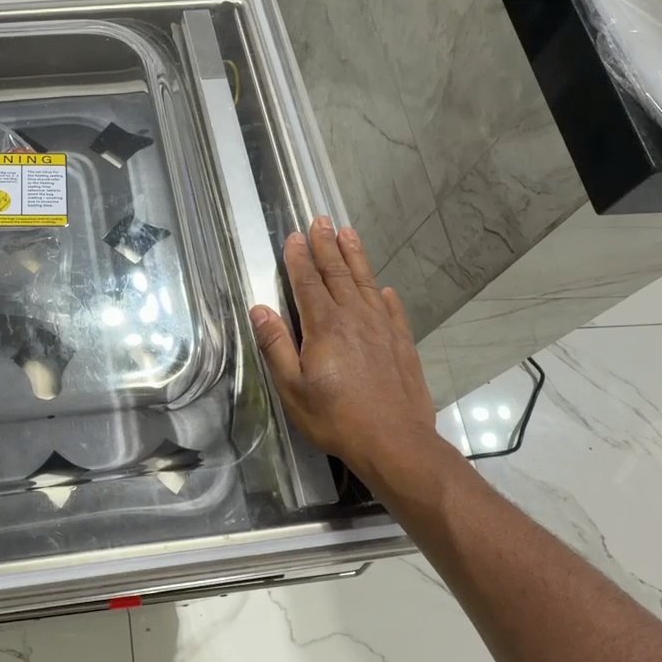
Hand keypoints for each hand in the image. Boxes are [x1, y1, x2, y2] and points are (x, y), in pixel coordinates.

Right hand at [250, 218, 462, 504]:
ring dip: (354, 257)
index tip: (294, 236)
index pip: (307, 283)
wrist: (394, 440)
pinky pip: (391, 309)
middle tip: (322, 221)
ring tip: (348, 234)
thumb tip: (259, 309)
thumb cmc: (335, 416)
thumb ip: (276, 345)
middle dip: (327, 246)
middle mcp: (354, 318)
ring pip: (365, 283)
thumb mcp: (292, 387)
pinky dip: (382, 294)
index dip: (299, 258)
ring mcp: (382, 328)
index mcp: (324, 326)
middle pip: (337, 274)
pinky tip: (381, 288)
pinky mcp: (401, 343)